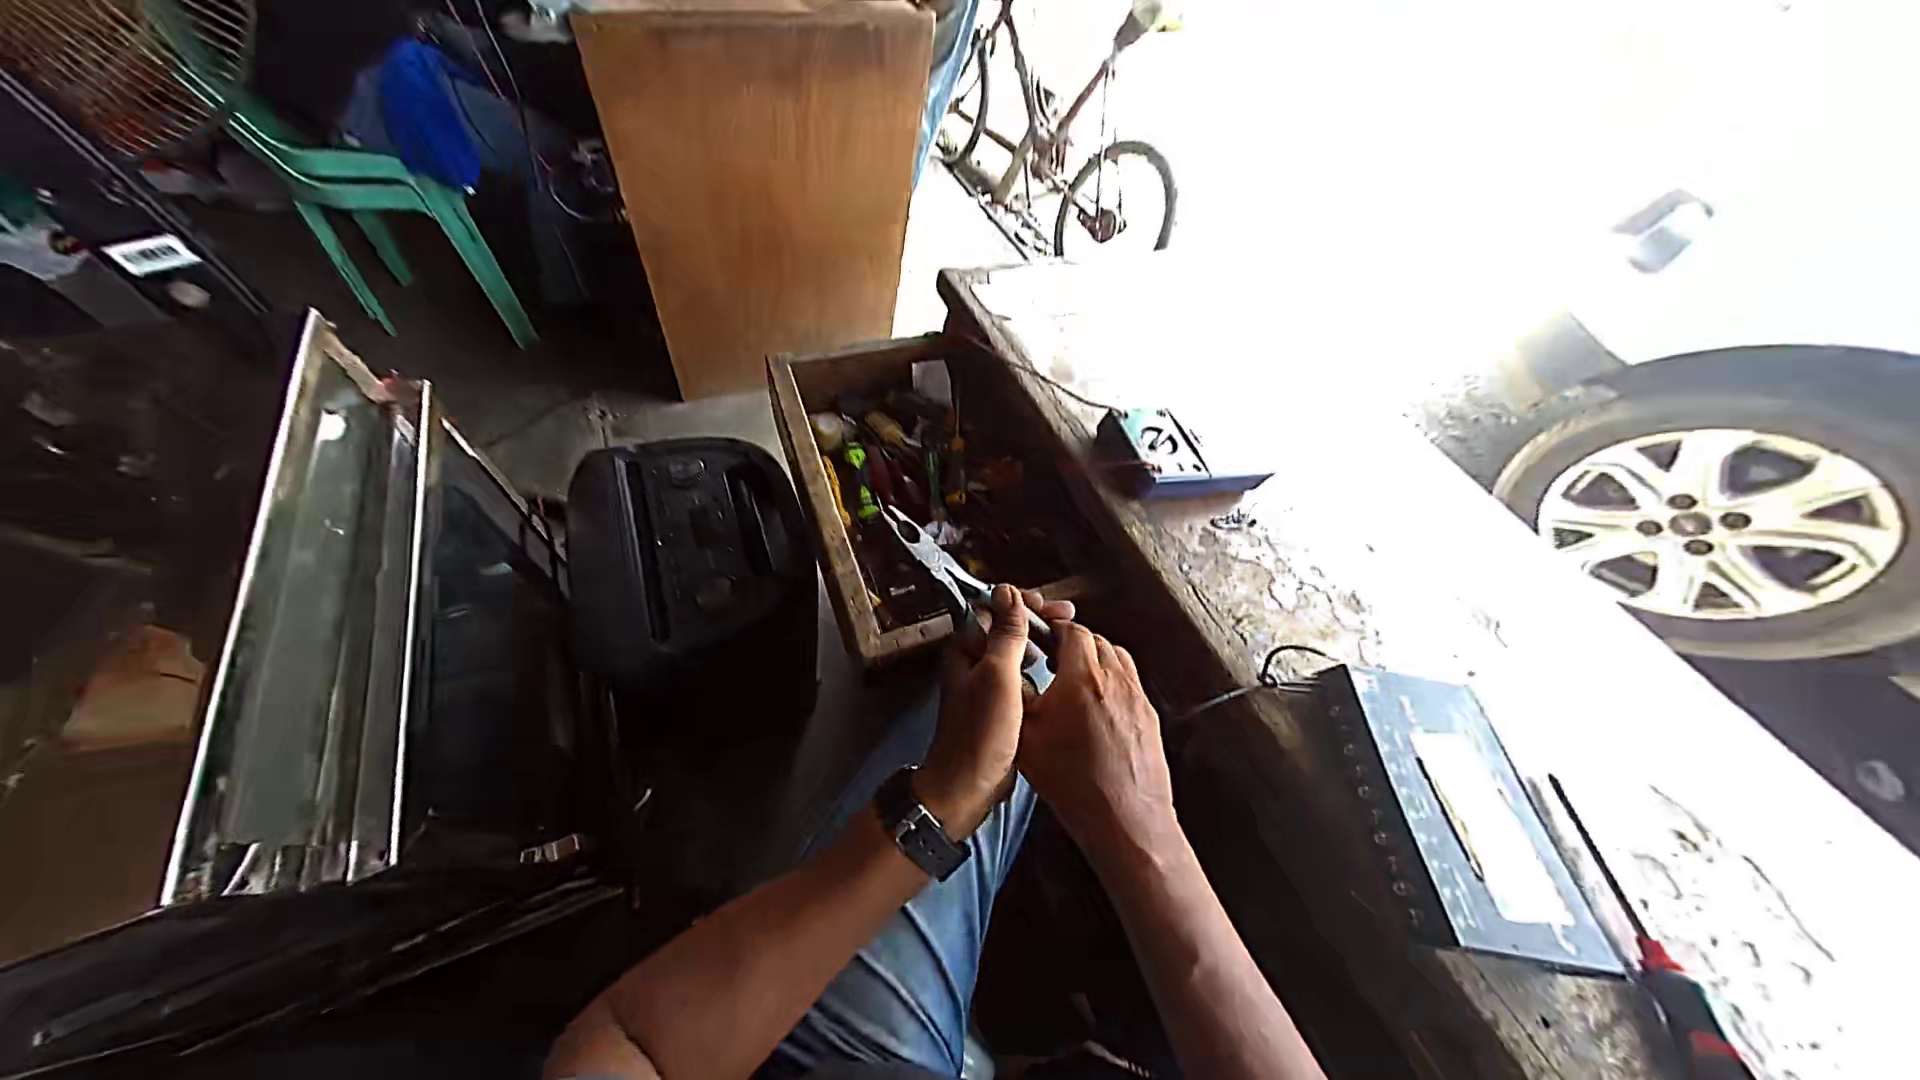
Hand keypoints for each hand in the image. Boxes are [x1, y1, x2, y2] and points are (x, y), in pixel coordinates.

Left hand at [919, 587, 1073, 838]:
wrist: (968, 786)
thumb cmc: (979, 734)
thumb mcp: (998, 676)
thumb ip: (1005, 634)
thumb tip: (1008, 592)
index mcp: (965, 649)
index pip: (991, 607)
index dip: (1020, 601)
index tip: (1049, 605)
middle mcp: (971, 661)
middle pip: (1004, 625)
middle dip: (1034, 618)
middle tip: (1065, 617)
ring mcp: (985, 682)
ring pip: (1013, 649)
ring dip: (1037, 639)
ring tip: (1062, 639)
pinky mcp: (998, 702)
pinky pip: (1018, 673)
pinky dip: (1036, 665)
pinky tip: (1053, 669)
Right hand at [1018, 622, 1175, 860]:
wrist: (1124, 819)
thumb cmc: (1074, 782)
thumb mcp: (1026, 738)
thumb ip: (1018, 698)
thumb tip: (1011, 678)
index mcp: (1082, 678)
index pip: (1072, 631)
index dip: (1054, 629)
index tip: (1042, 636)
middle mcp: (1115, 679)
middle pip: (1096, 639)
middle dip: (1074, 642)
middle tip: (1055, 657)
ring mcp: (1137, 697)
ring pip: (1117, 657)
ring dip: (1096, 658)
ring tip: (1076, 678)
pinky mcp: (1149, 716)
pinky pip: (1130, 681)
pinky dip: (1113, 680)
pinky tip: (1097, 704)